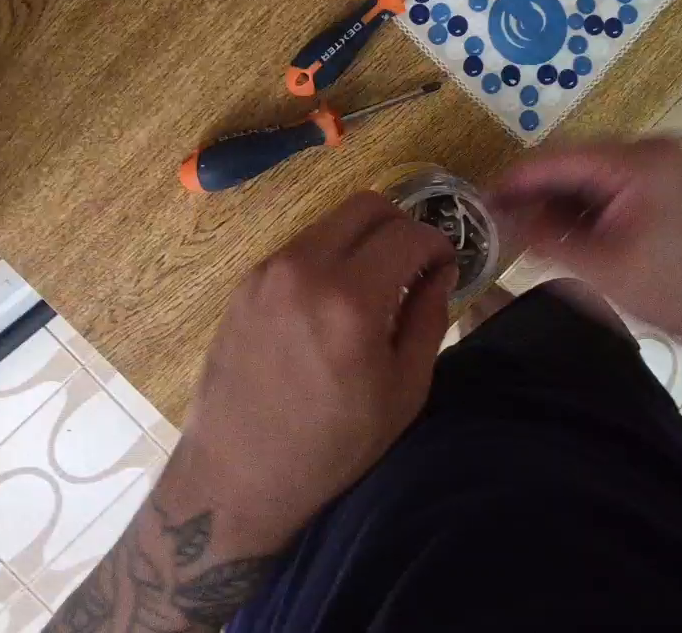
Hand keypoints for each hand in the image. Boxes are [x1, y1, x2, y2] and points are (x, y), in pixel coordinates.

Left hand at [164, 192, 456, 557]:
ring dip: (363, 239)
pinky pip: (302, 246)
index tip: (445, 265)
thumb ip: (429, 316)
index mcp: (351, 298)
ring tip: (373, 286)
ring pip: (332, 221)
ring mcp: (269, 270)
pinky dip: (330, 256)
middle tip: (412, 264)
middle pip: (367, 205)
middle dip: (401, 225)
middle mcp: (306, 268)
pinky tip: (333, 302)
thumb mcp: (403, 390)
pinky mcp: (247, 282)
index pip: (408, 234)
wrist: (236, 476)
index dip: (437, 243)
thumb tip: (440, 270)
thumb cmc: (331, 445)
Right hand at [488, 138, 681, 350]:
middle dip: (538, 193)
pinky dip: (589, 207)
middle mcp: (654, 149)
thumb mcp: (605, 269)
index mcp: (640, 160)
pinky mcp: (672, 183)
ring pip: (594, 175)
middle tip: (502, 223)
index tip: (480, 200)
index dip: (516, 179)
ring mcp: (667, 164)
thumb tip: (502, 220)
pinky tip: (569, 232)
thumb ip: (547, 239)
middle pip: (576, 162)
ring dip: (562, 202)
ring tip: (530, 233)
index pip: (560, 157)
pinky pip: (616, 185)